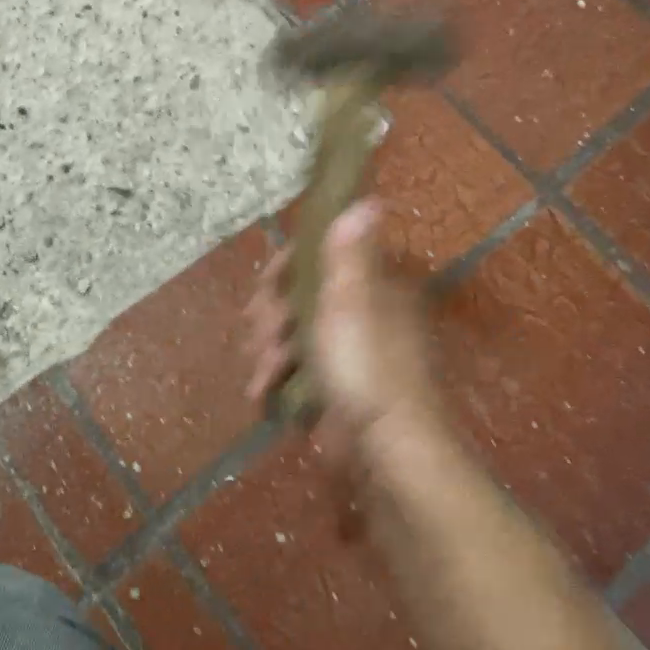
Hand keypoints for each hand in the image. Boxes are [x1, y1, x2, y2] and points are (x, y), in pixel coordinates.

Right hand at [244, 200, 440, 461]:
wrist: (386, 450)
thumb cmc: (365, 371)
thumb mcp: (349, 304)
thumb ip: (347, 256)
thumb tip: (368, 199)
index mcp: (369, 292)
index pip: (314, 261)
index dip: (281, 272)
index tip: (265, 293)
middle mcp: (360, 316)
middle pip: (294, 297)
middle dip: (268, 318)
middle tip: (264, 336)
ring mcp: (345, 354)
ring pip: (287, 335)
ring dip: (266, 350)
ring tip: (264, 372)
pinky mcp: (332, 386)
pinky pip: (291, 367)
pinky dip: (274, 375)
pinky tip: (264, 389)